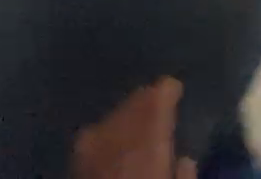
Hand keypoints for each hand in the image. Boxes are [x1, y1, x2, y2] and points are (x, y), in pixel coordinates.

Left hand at [72, 78, 197, 178]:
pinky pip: (94, 135)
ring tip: (138, 125)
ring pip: (114, 114)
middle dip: (147, 101)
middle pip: (135, 101)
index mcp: (150, 141)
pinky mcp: (75, 163)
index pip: (158, 96)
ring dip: (127, 115)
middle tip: (158, 107)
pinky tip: (113, 145)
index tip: (176, 92)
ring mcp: (93, 147)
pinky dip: (107, 134)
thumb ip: (183, 178)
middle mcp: (120, 134)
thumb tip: (185, 160)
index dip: (168, 91)